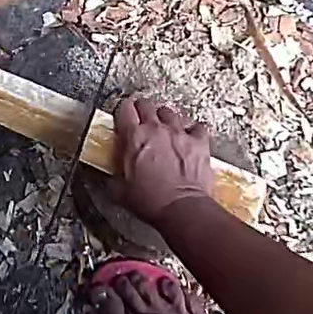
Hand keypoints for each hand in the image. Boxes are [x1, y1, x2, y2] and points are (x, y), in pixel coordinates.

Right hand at [111, 97, 217, 225]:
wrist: (182, 209)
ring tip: (166, 128)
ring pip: (170, 112)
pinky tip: (191, 137)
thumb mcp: (121, 191)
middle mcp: (156, 129)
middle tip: (142, 119)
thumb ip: (116, 176)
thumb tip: (114, 177)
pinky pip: (197, 127)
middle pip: (147, 105)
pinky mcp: (199, 142)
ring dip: (166, 119)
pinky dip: (194, 130)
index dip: (124, 110)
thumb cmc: (152, 201)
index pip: (125, 109)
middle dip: (143, 109)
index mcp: (134, 138)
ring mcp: (179, 133)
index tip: (124, 115)